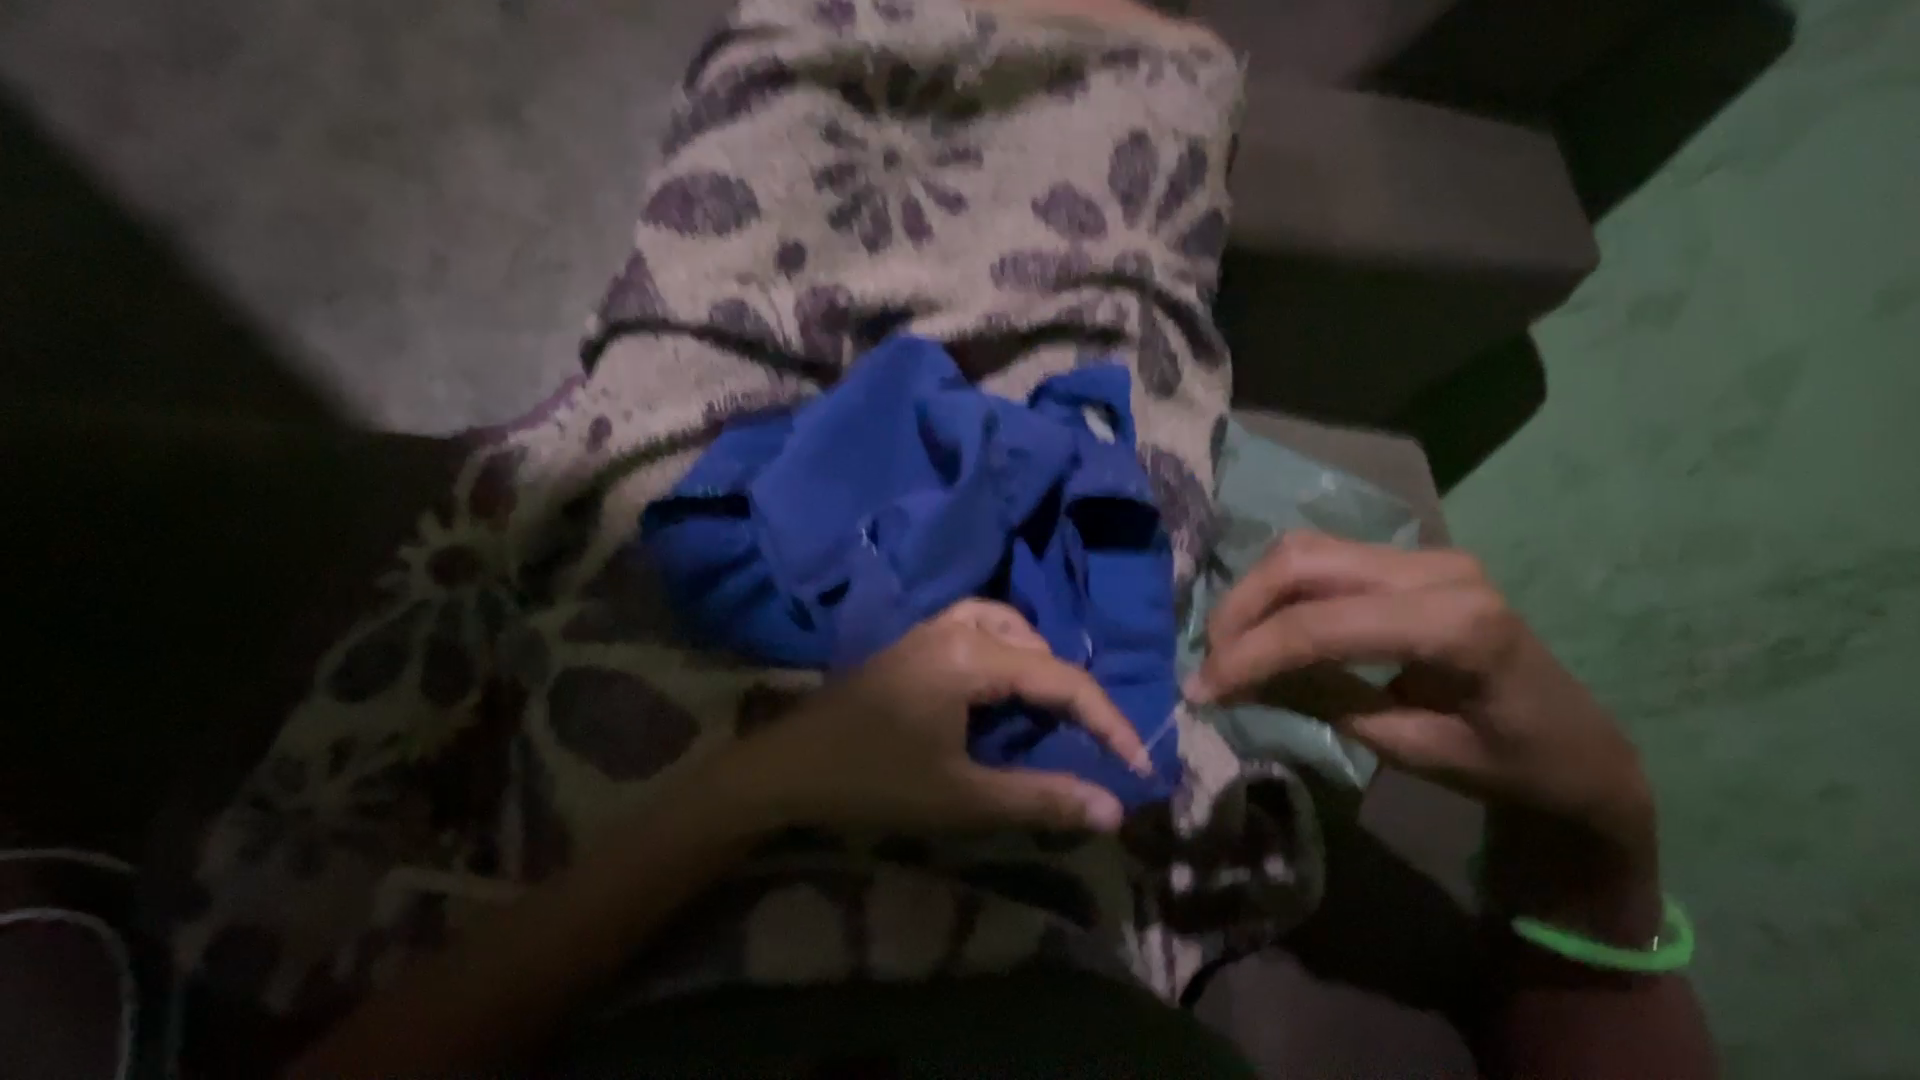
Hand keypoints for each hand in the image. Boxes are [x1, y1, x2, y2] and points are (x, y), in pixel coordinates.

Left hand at [736, 600, 1148, 834]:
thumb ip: (1041, 799)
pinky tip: (994, 691)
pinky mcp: (908, 646)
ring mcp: (926, 632)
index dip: (1109, 724)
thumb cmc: (872, 782)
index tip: (1140, 769)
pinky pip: (973, 631)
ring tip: (1046, 709)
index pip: (1063, 680)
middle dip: (1072, 692)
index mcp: (973, 656)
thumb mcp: (962, 798)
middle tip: (1092, 740)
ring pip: (1003, 626)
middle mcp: (954, 629)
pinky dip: (1001, 651)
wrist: (784, 770)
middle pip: (1037, 645)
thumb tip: (1114, 808)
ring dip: (1034, 662)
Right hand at [1185, 532, 1654, 871]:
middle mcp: (1438, 570)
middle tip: (1209, 662)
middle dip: (1240, 610)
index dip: (1249, 655)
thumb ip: (1320, 699)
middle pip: (1303, 562)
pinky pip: (1326, 559)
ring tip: (1229, 647)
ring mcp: (1426, 556)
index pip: (1320, 624)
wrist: (1580, 748)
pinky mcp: (1412, 560)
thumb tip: (1234, 681)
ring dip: (1253, 595)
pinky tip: (1265, 628)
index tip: (1201, 689)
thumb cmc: (1507, 765)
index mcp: (1456, 625)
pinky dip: (1280, 590)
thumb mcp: (1407, 748)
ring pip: (1306, 549)